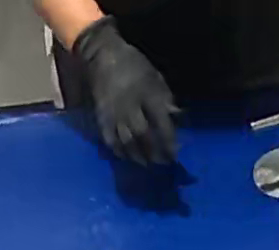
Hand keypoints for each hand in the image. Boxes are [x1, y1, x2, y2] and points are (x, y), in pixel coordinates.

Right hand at [73, 16, 178, 165]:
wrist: (102, 58)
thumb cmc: (133, 65)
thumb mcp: (154, 75)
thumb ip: (165, 97)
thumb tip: (175, 116)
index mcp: (147, 94)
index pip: (161, 123)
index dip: (169, 140)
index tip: (175, 153)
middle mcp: (131, 108)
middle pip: (145, 137)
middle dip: (155, 152)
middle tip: (162, 163)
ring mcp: (115, 116)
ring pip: (128, 143)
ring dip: (139, 156)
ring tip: (147, 163)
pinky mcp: (102, 121)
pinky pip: (112, 142)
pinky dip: (120, 152)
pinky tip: (127, 157)